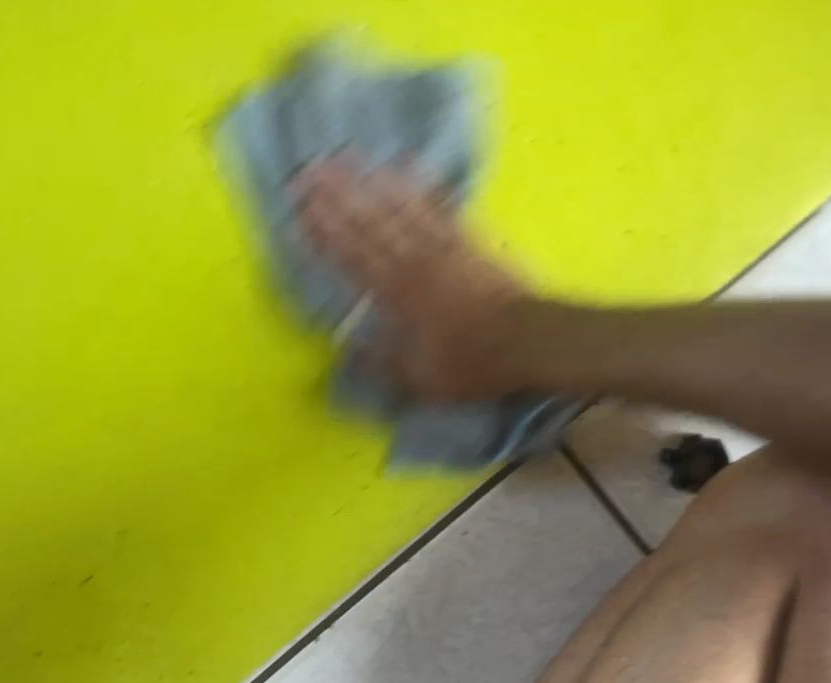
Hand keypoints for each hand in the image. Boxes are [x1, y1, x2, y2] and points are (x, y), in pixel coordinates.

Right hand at [294, 158, 531, 401]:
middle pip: (370, 223)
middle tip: (309, 169)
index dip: (323, 234)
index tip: (298, 210)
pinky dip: (421, 185)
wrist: (532, 340)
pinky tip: (405, 165)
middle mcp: (416, 263)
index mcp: (398, 297)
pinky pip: (440, 206)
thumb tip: (345, 346)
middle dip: (337, 196)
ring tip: (345, 156)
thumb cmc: (476, 365)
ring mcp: (445, 246)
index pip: (352, 258)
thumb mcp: (422, 379)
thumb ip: (382, 362)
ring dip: (369, 181)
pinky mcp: (471, 239)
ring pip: (400, 207)